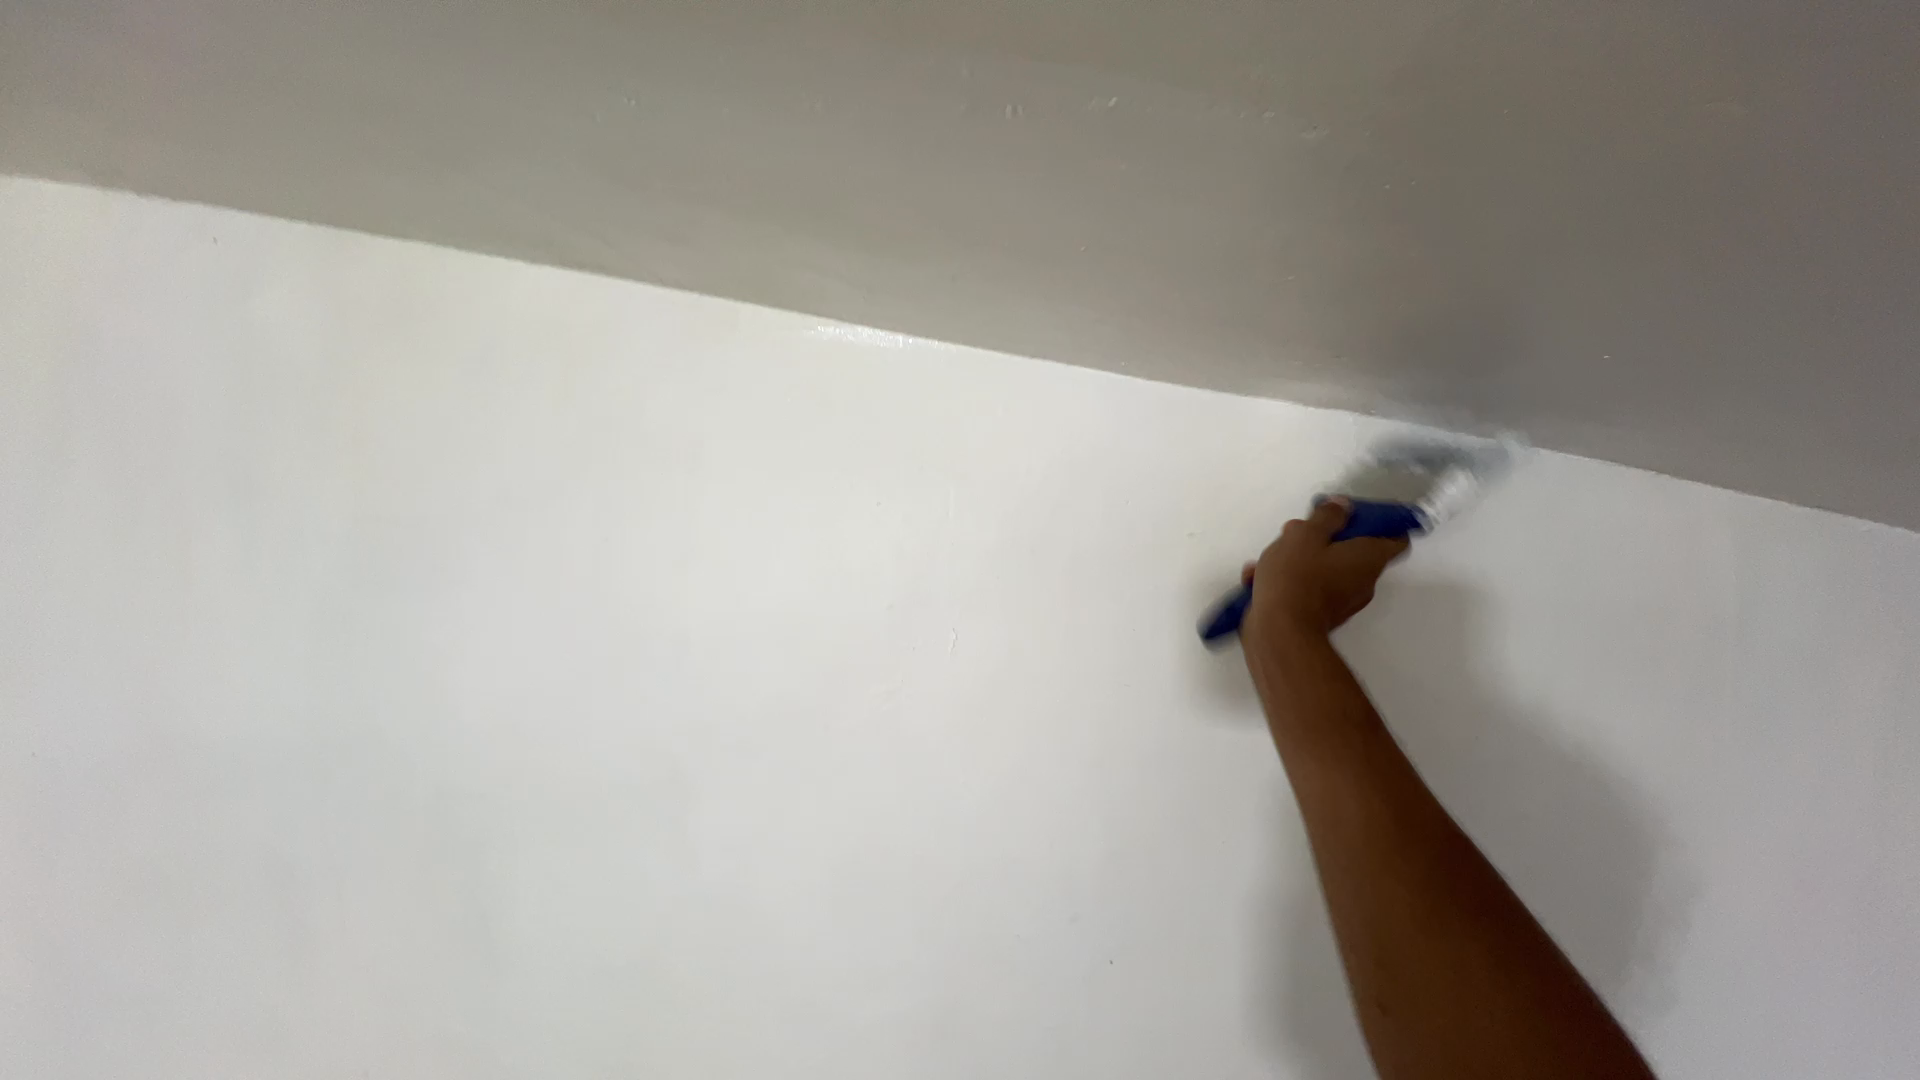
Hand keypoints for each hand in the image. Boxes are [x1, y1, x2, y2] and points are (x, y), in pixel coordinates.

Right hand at [1242, 497, 1409, 643]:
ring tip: (1267, 557)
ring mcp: (1341, 602)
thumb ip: (1326, 517)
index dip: (1379, 523)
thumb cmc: (1296, 577)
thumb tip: (1343, 506)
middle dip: (1323, 539)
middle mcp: (1363, 582)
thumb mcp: (1305, 534)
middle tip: (1295, 532)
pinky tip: (1257, 578)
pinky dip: (1287, 582)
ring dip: (1298, 560)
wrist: (1279, 632)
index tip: (1351, 515)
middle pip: (1351, 553)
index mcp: (1369, 558)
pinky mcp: (1317, 617)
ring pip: (1323, 571)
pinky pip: (1306, 591)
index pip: (1396, 538)